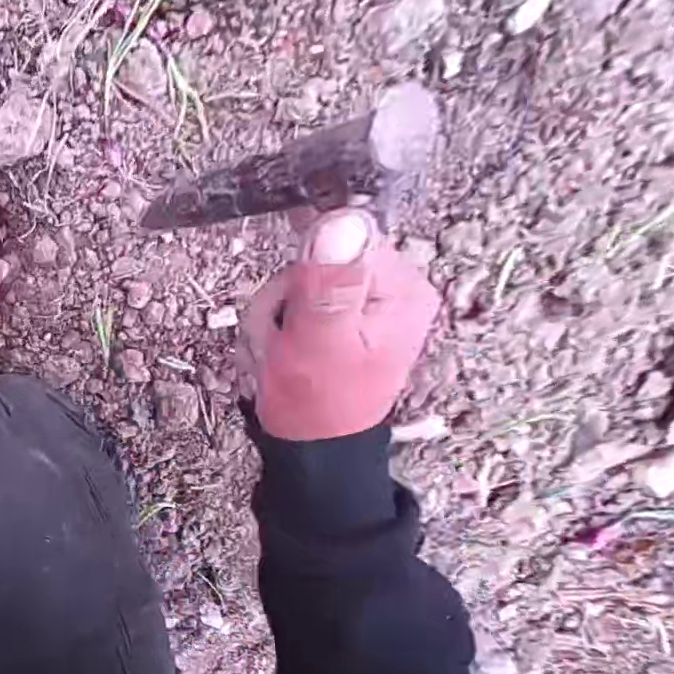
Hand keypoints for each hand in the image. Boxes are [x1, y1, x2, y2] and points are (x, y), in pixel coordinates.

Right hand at [242, 210, 439, 441]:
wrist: (309, 450)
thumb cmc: (317, 406)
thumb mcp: (321, 344)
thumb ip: (330, 286)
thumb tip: (341, 224)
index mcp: (401, 290)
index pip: (340, 241)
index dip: (302, 274)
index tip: (295, 312)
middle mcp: (388, 289)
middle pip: (314, 258)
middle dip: (282, 300)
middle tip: (282, 341)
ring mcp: (360, 303)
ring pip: (294, 280)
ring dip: (272, 317)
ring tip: (278, 352)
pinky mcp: (336, 316)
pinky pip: (290, 299)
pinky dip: (274, 326)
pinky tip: (278, 352)